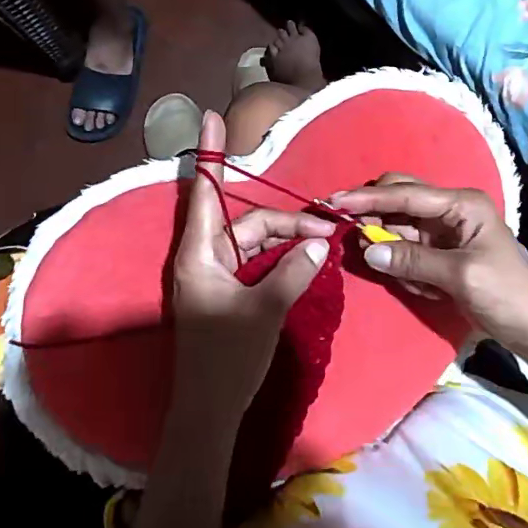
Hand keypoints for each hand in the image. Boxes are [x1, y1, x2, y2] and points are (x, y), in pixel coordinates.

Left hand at [170, 112, 334, 421]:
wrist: (210, 409)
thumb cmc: (227, 358)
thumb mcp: (264, 311)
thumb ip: (292, 272)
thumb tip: (317, 242)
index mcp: (201, 255)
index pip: (205, 193)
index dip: (211, 155)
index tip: (211, 117)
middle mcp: (205, 258)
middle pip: (246, 222)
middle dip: (285, 221)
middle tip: (326, 231)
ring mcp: (215, 277)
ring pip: (254, 243)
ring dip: (285, 241)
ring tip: (321, 245)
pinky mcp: (227, 294)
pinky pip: (255, 263)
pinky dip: (278, 259)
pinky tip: (304, 259)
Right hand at [329, 178, 527, 354]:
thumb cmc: (507, 294)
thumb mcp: (461, 276)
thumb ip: (414, 260)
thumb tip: (368, 251)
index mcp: (462, 204)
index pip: (407, 194)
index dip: (370, 198)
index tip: (335, 201)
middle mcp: (448, 211)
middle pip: (399, 200)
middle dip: (375, 218)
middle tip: (350, 235)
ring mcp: (441, 232)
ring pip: (397, 228)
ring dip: (393, 253)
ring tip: (417, 283)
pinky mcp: (436, 254)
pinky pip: (404, 252)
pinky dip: (404, 269)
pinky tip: (425, 290)